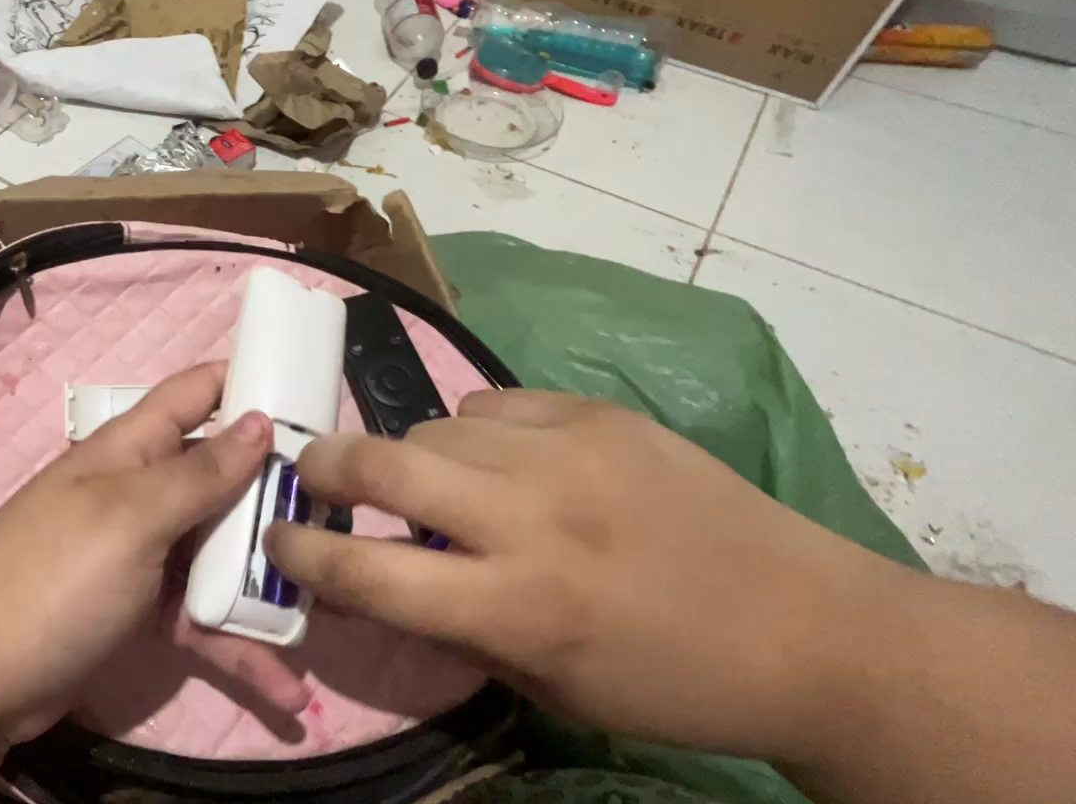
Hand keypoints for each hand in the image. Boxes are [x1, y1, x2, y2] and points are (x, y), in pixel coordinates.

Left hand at [0, 363, 308, 743]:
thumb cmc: (55, 577)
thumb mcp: (131, 516)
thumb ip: (198, 473)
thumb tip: (259, 419)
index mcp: (131, 449)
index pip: (194, 393)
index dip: (247, 383)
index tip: (313, 398)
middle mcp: (140, 491)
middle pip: (221, 478)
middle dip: (274, 498)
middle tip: (336, 523)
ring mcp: (141, 552)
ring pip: (218, 551)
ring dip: (264, 583)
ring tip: (321, 616)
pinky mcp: (141, 607)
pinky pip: (200, 614)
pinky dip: (236, 643)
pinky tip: (283, 686)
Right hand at [264, 389, 920, 763]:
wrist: (814, 630)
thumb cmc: (668, 681)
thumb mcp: (545, 682)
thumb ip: (449, 621)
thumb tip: (371, 570)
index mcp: (518, 607)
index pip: (366, 572)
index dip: (302, 555)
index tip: (276, 538)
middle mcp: (530, 519)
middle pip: (380, 466)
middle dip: (322, 466)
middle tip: (309, 474)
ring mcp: (565, 452)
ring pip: (431, 430)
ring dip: (413, 459)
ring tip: (437, 484)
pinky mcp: (595, 413)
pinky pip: (490, 407)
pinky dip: (476, 435)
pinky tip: (509, 460)